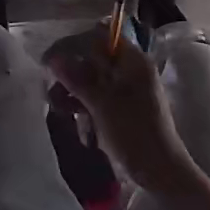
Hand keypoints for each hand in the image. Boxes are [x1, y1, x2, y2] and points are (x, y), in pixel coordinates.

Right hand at [43, 29, 190, 190]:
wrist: (159, 171)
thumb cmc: (134, 133)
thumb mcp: (101, 105)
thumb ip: (77, 80)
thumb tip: (53, 58)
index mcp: (134, 62)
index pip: (101, 38)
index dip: (74, 45)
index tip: (50, 61)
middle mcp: (132, 71)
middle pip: (94, 60)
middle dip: (71, 73)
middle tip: (51, 89)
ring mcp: (128, 91)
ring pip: (94, 81)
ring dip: (74, 92)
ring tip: (58, 107)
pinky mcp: (123, 109)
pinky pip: (99, 98)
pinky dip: (84, 105)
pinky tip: (72, 118)